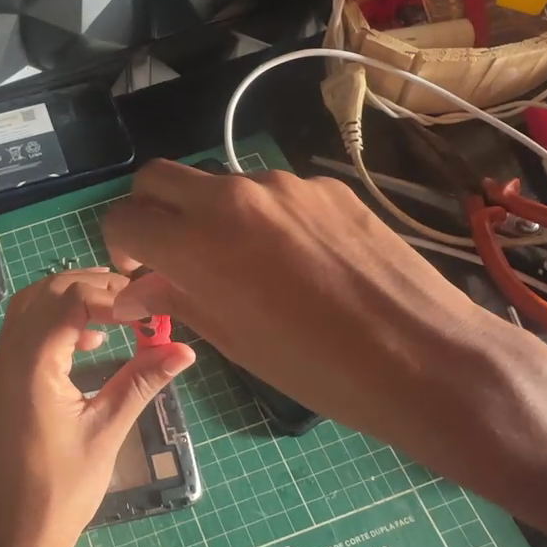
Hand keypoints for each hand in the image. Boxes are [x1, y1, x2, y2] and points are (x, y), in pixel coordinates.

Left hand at [0, 270, 196, 546]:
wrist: (20, 532)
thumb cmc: (64, 488)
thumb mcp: (108, 430)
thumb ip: (141, 381)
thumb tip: (184, 349)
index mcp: (33, 363)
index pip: (70, 298)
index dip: (111, 295)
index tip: (148, 310)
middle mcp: (10, 353)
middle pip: (48, 291)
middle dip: (92, 286)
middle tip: (136, 301)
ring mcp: (2, 363)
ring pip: (32, 304)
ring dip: (71, 297)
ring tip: (116, 311)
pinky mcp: (5, 376)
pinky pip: (26, 326)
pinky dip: (56, 318)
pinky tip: (89, 342)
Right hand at [101, 161, 546, 481]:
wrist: (428, 357)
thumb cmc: (320, 370)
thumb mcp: (235, 341)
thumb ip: (177, 299)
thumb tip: (134, 291)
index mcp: (198, 241)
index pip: (124, 217)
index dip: (118, 245)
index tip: (136, 272)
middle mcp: (232, 196)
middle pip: (157, 177)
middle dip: (150, 211)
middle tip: (170, 253)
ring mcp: (284, 184)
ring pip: (219, 184)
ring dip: (211, 215)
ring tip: (248, 266)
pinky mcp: (325, 185)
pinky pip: (273, 192)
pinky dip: (264, 218)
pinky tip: (300, 261)